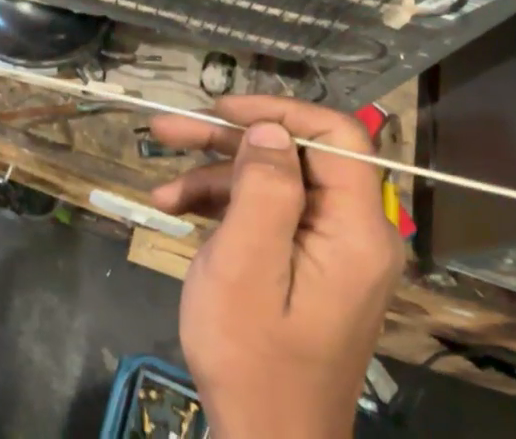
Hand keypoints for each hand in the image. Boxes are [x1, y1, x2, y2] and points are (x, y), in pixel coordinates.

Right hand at [149, 96, 403, 438]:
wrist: (267, 438)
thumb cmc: (252, 354)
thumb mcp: (245, 265)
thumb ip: (264, 190)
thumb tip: (269, 129)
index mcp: (356, 230)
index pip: (335, 136)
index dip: (277, 111)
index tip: (219, 110)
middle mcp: (353, 233)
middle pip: (295, 156)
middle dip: (228, 139)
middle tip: (165, 130)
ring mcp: (330, 252)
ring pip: (274, 183)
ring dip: (215, 177)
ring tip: (159, 191)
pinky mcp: (307, 267)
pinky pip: (269, 217)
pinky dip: (223, 209)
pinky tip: (177, 213)